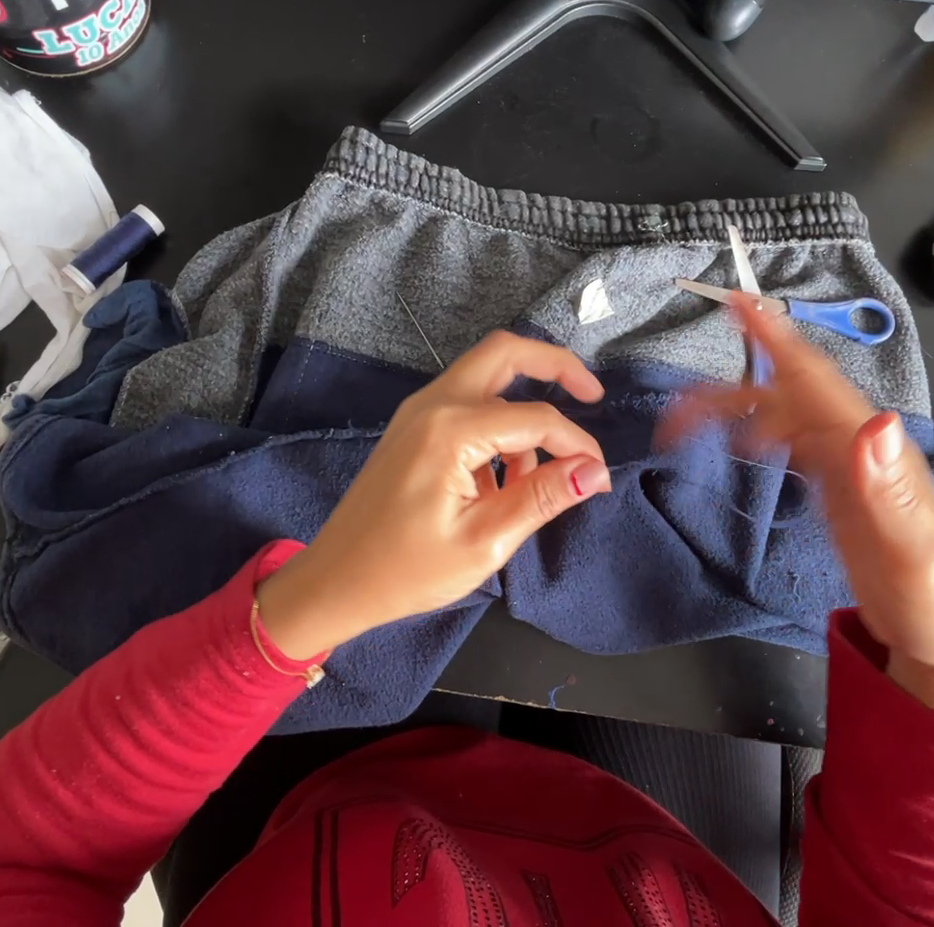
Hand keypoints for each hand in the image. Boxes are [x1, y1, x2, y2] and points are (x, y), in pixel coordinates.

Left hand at [257, 331, 613, 659]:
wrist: (337, 581)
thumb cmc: (408, 570)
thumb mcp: (485, 540)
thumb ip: (542, 496)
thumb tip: (595, 471)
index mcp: (451, 429)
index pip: (535, 416)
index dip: (576, 443)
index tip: (597, 475)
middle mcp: (433, 403)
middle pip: (504, 352)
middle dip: (554, 366)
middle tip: (592, 395)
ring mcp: (417, 411)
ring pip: (485, 375)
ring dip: (522, 404)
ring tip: (537, 474)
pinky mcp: (412, 427)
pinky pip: (466, 402)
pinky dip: (496, 423)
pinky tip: (503, 479)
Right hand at [657, 302, 933, 733]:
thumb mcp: (917, 556)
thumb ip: (892, 490)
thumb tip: (875, 419)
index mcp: (872, 453)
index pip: (817, 383)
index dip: (777, 340)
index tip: (740, 305)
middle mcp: (860, 449)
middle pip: (788, 398)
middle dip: (730, 393)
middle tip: (676, 408)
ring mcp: (850, 472)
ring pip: (786, 419)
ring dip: (739, 412)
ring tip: (688, 424)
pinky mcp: (842, 495)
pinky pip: (793, 447)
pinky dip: (761, 435)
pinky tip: (745, 445)